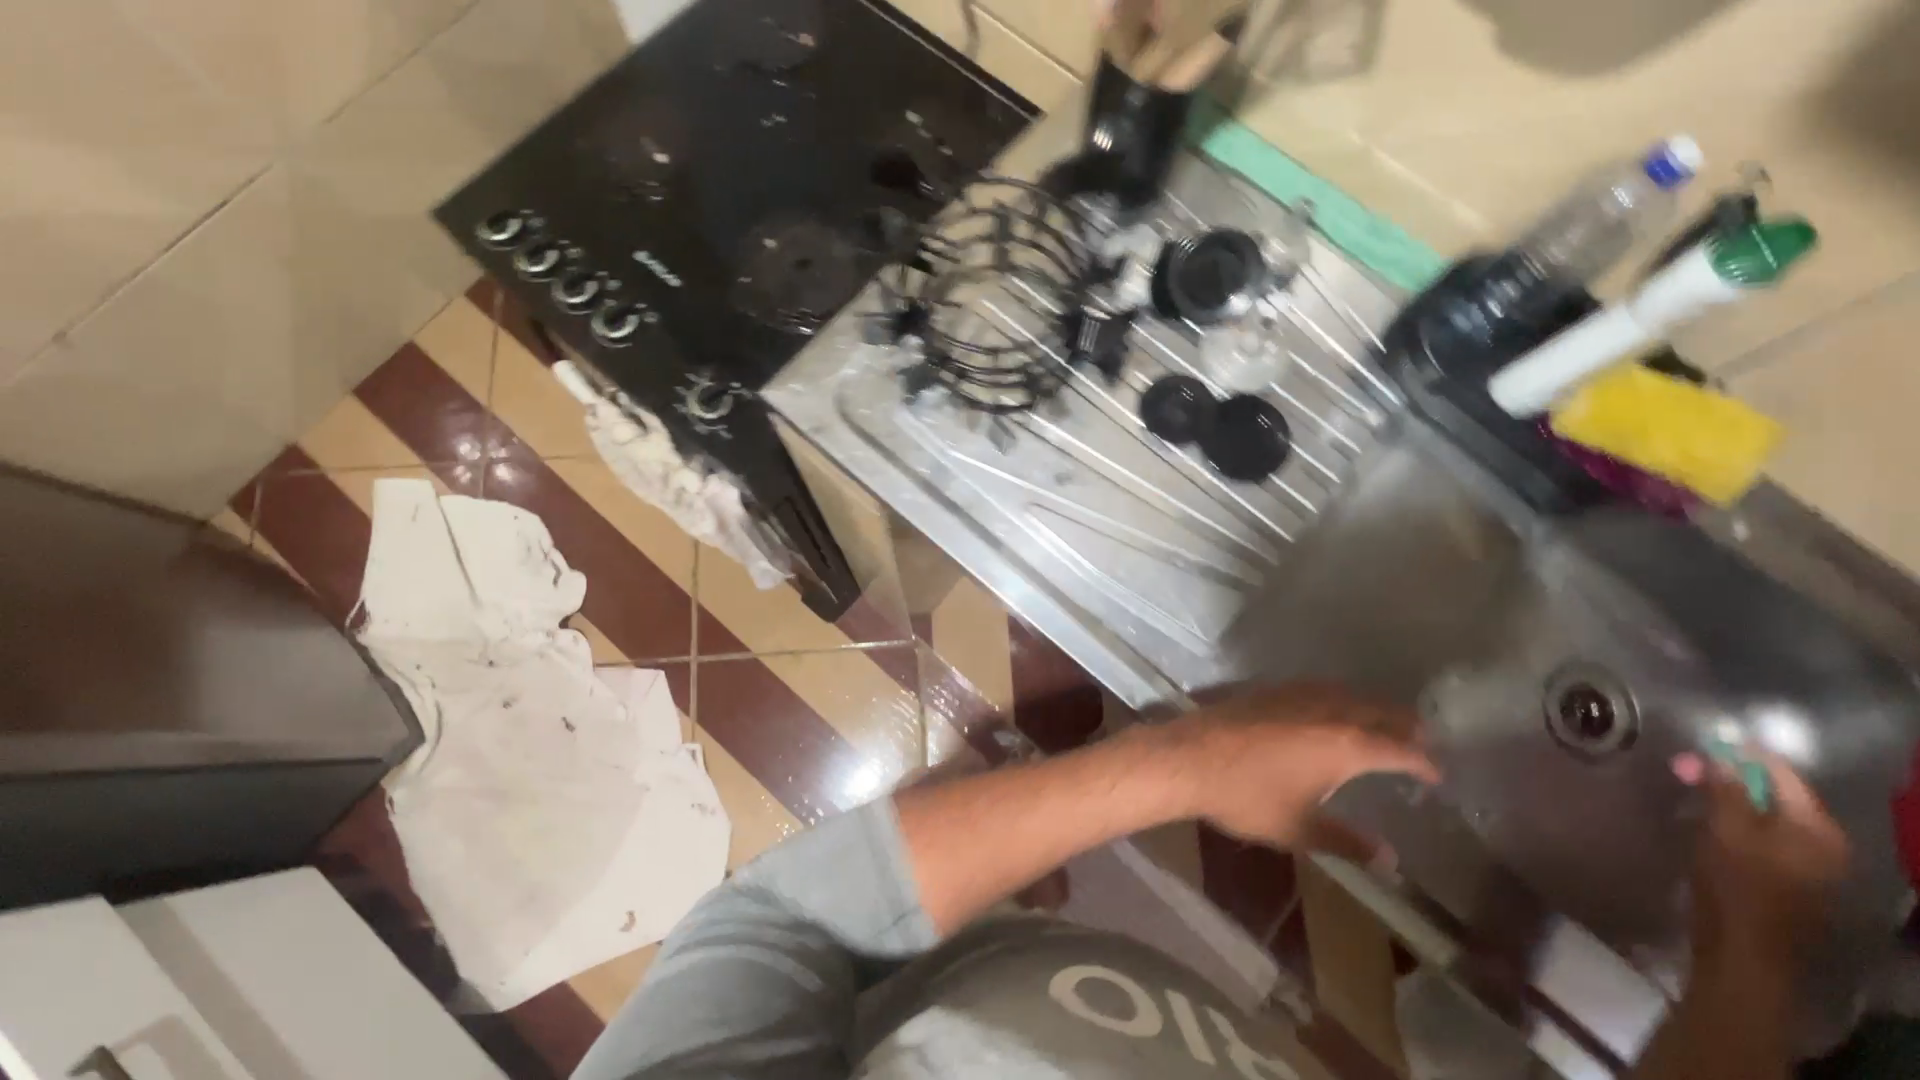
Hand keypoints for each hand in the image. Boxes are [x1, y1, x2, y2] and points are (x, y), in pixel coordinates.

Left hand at [1154, 682, 1438, 863]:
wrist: (1187, 758)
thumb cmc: (1245, 797)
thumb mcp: (1298, 829)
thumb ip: (1347, 842)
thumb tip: (1390, 861)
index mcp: (1346, 744)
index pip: (1400, 748)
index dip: (1424, 761)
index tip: (1437, 774)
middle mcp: (1330, 711)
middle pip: (1382, 712)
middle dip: (1407, 727)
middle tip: (1423, 743)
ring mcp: (1299, 694)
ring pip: (1352, 694)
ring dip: (1375, 708)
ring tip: (1385, 724)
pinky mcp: (1272, 689)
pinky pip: (1322, 688)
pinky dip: (1342, 698)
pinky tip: (1333, 710)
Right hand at [1685, 753, 1848, 963]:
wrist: (1743, 952)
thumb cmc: (1735, 887)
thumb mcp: (1725, 831)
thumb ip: (1726, 790)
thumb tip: (1720, 755)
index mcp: (1816, 828)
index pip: (1781, 773)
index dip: (1741, 755)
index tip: (1702, 744)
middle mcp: (1824, 842)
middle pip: (1778, 795)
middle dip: (1734, 778)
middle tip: (1690, 769)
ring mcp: (1812, 864)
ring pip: (1770, 817)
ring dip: (1733, 801)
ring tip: (1695, 793)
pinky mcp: (1791, 880)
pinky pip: (1766, 838)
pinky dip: (1739, 824)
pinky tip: (1711, 826)